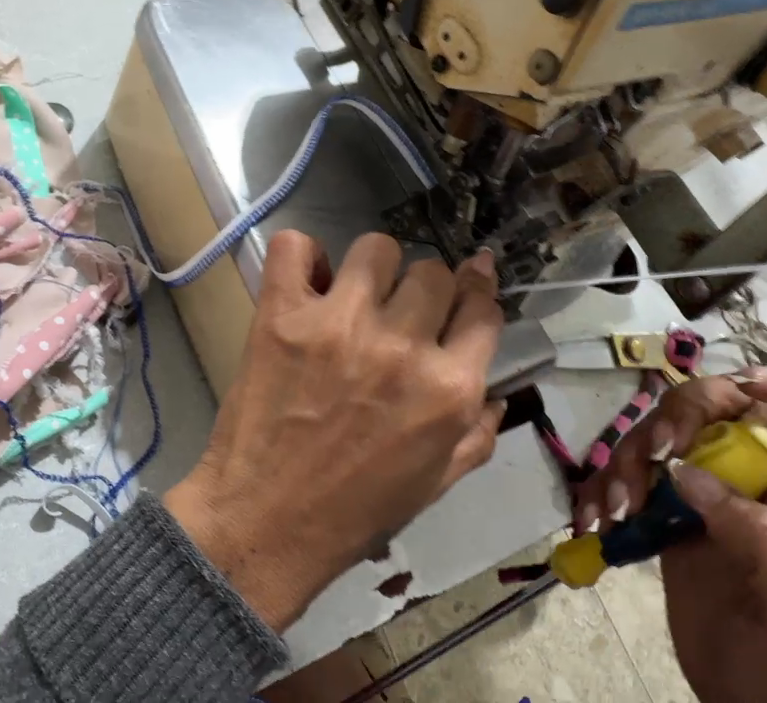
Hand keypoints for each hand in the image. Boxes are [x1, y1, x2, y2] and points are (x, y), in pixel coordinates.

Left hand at [163, 231, 506, 630]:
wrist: (268, 519)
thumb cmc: (357, 510)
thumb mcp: (438, 481)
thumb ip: (478, 432)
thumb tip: (498, 389)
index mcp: (450, 389)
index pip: (481, 308)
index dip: (476, 291)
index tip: (468, 280)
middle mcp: (402, 347)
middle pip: (432, 272)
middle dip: (423, 288)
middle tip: (399, 309)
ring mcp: (339, 324)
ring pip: (375, 249)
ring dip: (372, 268)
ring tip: (354, 293)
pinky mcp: (282, 316)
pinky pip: (295, 247)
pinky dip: (302, 255)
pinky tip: (307, 281)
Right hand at [573, 363, 766, 702]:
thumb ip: (759, 535)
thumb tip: (688, 475)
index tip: (754, 387)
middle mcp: (764, 483)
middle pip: (728, 404)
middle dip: (684, 410)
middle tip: (656, 453)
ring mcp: (712, 496)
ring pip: (668, 434)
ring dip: (631, 459)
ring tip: (616, 511)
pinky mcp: (668, 516)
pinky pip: (630, 478)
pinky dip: (603, 491)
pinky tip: (594, 522)